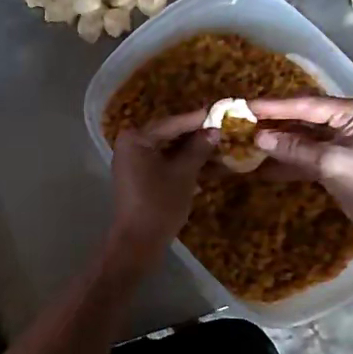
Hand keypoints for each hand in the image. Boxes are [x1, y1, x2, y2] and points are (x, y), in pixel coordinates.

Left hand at [108, 111, 215, 256]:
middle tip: (222, 128)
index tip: (220, 112)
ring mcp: (133, 162)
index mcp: (136, 138)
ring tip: (218, 146)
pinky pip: (163, 162)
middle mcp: (130, 145)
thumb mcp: (184, 173)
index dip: (198, 119)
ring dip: (191, 150)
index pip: (172, 123)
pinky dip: (181, 163)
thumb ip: (198, 148)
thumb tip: (214, 130)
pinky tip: (205, 163)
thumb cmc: (160, 203)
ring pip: (168, 149)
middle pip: (169, 135)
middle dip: (196, 135)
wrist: (138, 241)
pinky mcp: (138, 177)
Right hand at [250, 96, 352, 242]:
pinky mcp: (343, 169)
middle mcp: (352, 124)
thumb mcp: (334, 163)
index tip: (243, 106)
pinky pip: (311, 161)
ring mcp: (348, 147)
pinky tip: (265, 170)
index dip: (274, 106)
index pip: (308, 104)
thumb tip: (260, 138)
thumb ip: (296, 149)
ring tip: (245, 147)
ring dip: (279, 146)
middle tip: (240, 125)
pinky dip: (291, 165)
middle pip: (306, 120)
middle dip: (274, 125)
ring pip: (306, 142)